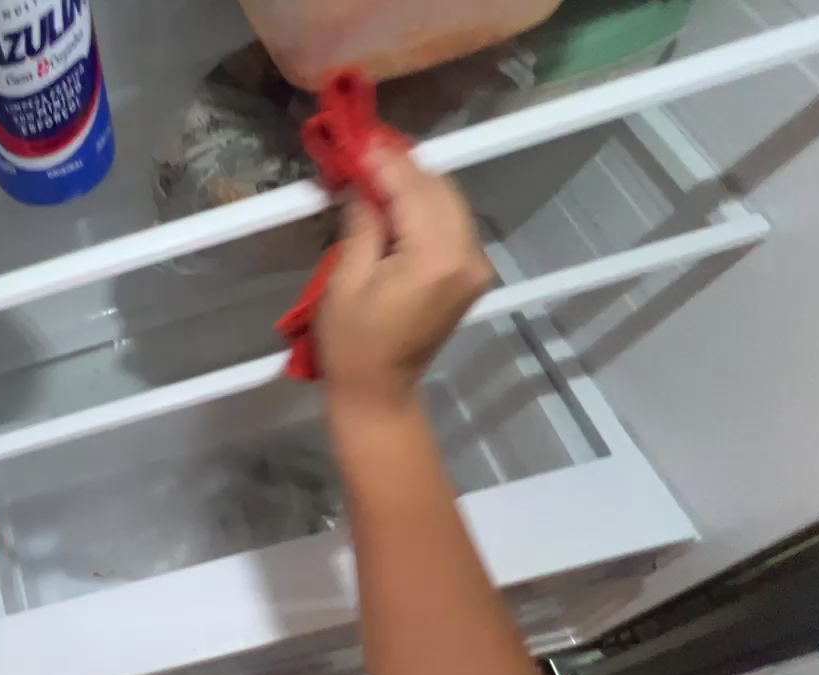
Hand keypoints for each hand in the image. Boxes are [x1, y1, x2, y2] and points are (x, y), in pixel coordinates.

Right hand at [316, 144, 493, 422]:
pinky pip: (450, 225)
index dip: (384, 162)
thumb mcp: (344, 283)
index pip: (413, 190)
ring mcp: (474, 264)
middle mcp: (466, 254)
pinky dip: (424, 209)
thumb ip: (362, 226)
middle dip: (402, 169)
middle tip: (365, 154)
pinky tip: (396, 206)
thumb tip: (363, 187)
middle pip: (439, 189)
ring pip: (448, 203)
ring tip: (376, 176)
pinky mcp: (469, 273)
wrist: (377, 391)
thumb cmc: (350, 345)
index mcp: (434, 257)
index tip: (359, 139)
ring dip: (413, 186)